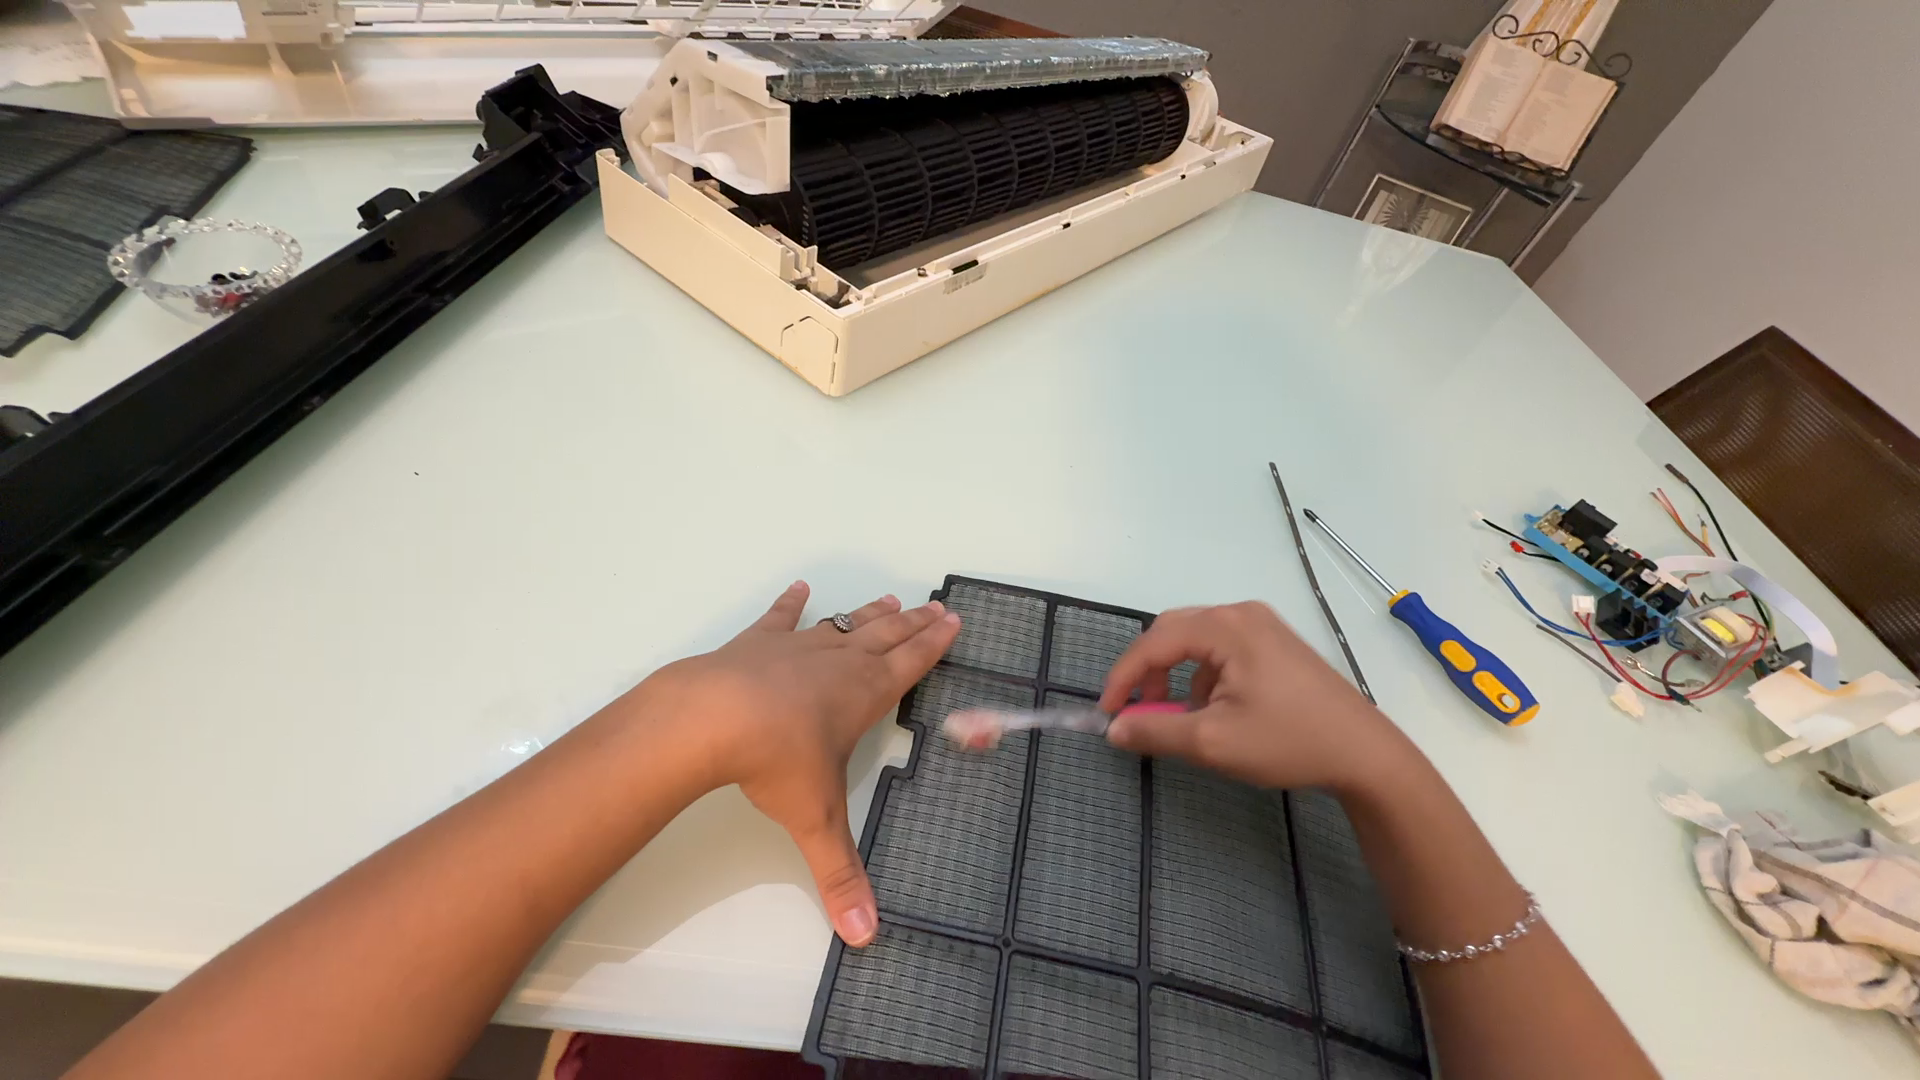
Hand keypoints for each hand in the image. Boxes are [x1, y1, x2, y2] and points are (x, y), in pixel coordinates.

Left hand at [640, 582, 960, 945]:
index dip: (934, 643)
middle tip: (935, 605)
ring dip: (869, 613)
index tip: (953, 620)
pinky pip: (782, 617)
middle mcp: (839, 662)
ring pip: (845, 623)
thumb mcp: (816, 820)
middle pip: (887, 635)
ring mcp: (799, 646)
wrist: (712, 717)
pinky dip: (792, 603)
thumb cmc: (776, 761)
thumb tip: (865, 936)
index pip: (910, 663)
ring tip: (889, 599)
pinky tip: (800, 588)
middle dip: (914, 623)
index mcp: (863, 693)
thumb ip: (840, 876)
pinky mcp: (759, 641)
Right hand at [1097, 601, 1408, 791]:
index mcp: (1224, 627)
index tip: (1107, 711)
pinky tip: (1214, 707)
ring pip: (1196, 639)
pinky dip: (1203, 673)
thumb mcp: (1212, 742)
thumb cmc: (1287, 741)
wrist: (1366, 754)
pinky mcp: (1276, 642)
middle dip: (1148, 671)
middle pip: (1172, 631)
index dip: (1123, 677)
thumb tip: (1113, 729)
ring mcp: (1262, 625)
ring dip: (1176, 673)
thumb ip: (1154, 731)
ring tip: (1179, 715)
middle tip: (1140, 710)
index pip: (1153, 642)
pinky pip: (1221, 648)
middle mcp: (1241, 614)